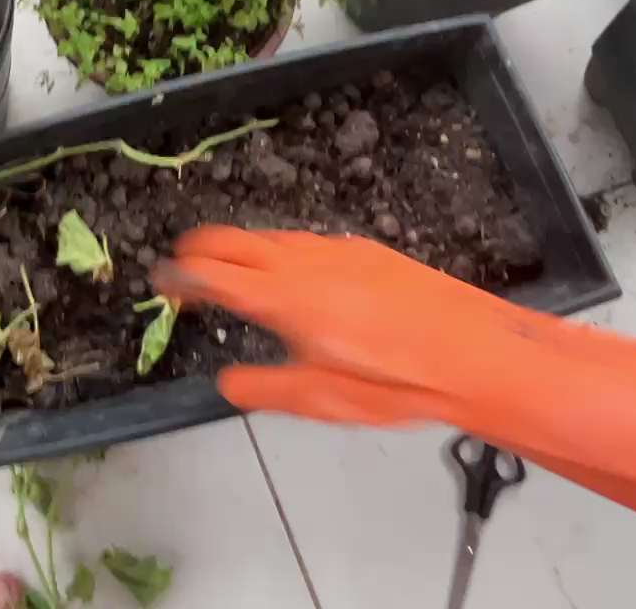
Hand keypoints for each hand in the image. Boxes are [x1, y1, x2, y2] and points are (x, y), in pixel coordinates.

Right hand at [156, 226, 635, 556]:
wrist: (475, 353)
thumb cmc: (393, 383)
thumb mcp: (318, 399)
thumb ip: (261, 387)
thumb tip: (225, 382)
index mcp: (277, 295)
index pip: (205, 271)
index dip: (175, 276)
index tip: (160, 284)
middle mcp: (295, 258)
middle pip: (221, 237)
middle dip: (194, 254)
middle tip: (188, 281)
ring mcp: (327, 246)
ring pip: (261, 236)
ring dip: (236, 253)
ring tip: (238, 285)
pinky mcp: (356, 246)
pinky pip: (297, 241)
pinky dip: (274, 254)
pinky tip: (296, 284)